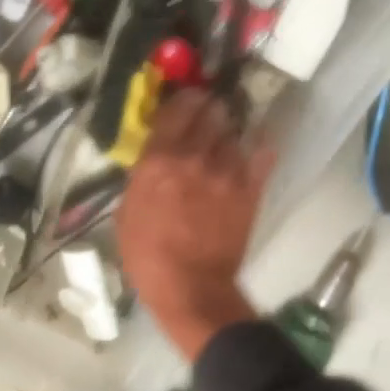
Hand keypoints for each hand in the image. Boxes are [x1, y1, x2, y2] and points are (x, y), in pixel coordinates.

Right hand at [116, 90, 274, 360]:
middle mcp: (193, 157)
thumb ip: (141, 183)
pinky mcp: (250, 190)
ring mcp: (226, 172)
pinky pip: (262, 156)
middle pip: (210, 114)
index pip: (176, 110)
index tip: (189, 102)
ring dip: (231, 134)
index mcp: (157, 161)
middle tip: (211, 115)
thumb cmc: (149, 261)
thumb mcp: (126, 218)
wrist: (191, 289)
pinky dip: (260, 150)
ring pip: (235, 134)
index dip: (184, 101)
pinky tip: (259, 150)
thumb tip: (150, 168)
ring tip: (228, 140)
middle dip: (211, 111)